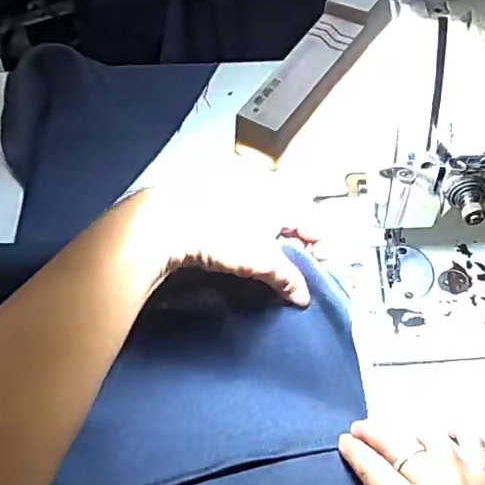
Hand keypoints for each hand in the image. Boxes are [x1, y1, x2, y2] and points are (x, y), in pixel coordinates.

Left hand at [126, 177, 319, 305]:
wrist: (162, 223)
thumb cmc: (220, 235)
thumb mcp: (260, 260)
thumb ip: (287, 277)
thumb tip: (303, 297)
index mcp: (282, 195)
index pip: (315, 222)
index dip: (322, 248)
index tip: (321, 271)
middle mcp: (263, 187)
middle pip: (294, 220)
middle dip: (300, 248)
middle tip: (299, 274)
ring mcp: (237, 191)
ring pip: (270, 220)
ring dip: (277, 244)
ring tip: (273, 268)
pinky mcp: (213, 201)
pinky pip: (247, 220)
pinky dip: (254, 238)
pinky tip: (244, 255)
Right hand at [337, 420, 484, 484]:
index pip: (374, 469)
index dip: (355, 452)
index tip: (344, 442)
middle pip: (398, 445)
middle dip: (374, 432)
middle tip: (359, 430)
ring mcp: (465, 477)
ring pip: (431, 436)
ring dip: (409, 431)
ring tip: (396, 436)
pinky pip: (470, 440)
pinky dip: (454, 432)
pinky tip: (443, 435)